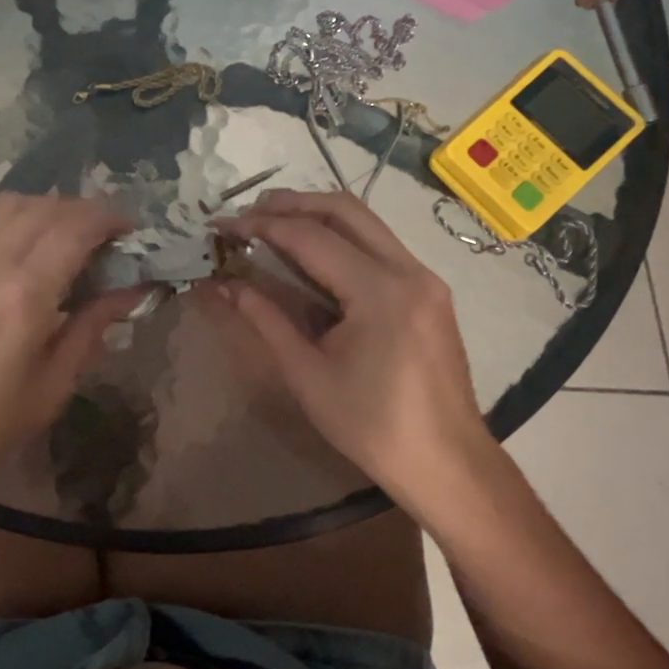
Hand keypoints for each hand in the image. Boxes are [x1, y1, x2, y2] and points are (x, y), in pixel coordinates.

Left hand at [0, 193, 142, 521]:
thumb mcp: (54, 385)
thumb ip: (92, 327)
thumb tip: (131, 289)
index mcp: (25, 295)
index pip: (75, 228)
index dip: (109, 219)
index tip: (131, 231)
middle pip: (46, 207)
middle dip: (84, 210)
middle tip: (107, 236)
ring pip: (12, 203)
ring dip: (48, 207)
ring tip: (69, 235)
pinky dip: (16, 218)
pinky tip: (28, 246)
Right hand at [201, 188, 491, 497]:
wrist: (447, 464)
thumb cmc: (372, 427)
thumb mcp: (307, 375)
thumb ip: (266, 320)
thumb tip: (226, 285)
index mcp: (381, 292)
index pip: (310, 237)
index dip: (260, 226)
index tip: (221, 227)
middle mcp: (409, 271)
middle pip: (344, 210)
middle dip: (289, 204)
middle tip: (245, 215)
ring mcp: (425, 278)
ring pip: (364, 222)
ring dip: (315, 216)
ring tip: (269, 227)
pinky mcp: (428, 291)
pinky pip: (378, 245)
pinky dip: (339, 238)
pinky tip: (308, 256)